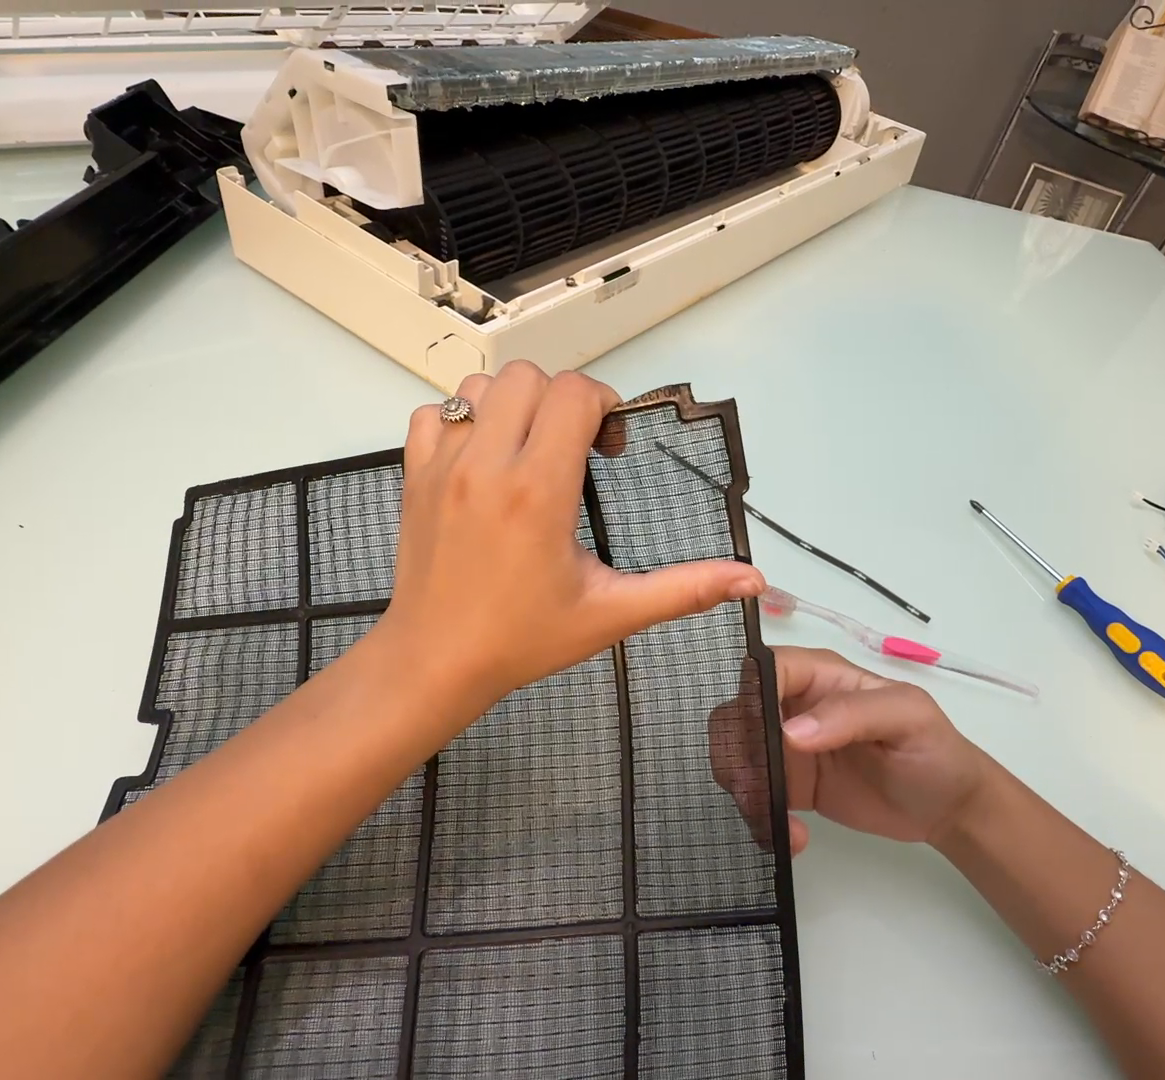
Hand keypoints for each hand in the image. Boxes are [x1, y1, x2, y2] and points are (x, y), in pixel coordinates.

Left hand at [368, 363, 765, 725]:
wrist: (435, 663)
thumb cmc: (523, 639)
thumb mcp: (612, 614)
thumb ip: (684, 590)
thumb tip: (751, 580)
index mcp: (538, 492)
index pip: (574, 395)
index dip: (604, 405)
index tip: (609, 447)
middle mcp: (486, 466)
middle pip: (528, 377)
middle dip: (561, 400)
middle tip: (575, 447)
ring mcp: (443, 467)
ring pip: (479, 388)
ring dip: (513, 405)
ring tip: (529, 449)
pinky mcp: (414, 477)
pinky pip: (435, 414)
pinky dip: (462, 421)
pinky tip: (482, 459)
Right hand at [715, 646, 994, 854]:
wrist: (947, 807)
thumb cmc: (935, 749)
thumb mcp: (907, 717)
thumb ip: (852, 713)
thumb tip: (792, 731)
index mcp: (822, 675)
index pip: (768, 668)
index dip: (750, 695)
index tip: (757, 737)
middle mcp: (796, 705)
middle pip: (739, 712)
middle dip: (736, 751)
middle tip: (755, 789)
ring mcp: (789, 747)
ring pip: (737, 755)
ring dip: (745, 790)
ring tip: (778, 822)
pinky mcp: (790, 786)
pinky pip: (756, 796)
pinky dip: (761, 818)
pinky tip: (795, 837)